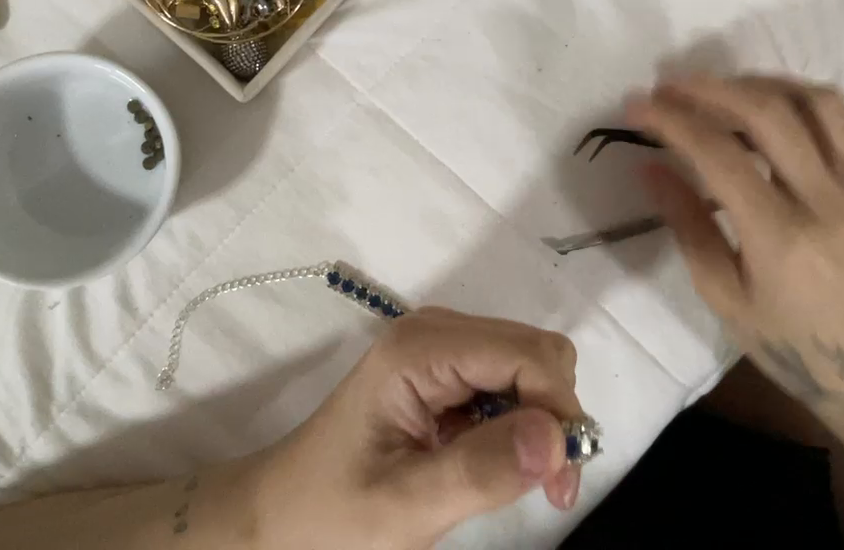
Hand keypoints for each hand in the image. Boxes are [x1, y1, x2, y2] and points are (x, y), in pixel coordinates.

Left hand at [246, 308, 584, 549]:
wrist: (283, 512)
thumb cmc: (334, 512)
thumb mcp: (406, 505)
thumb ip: (481, 470)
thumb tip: (556, 438)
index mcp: (421, 349)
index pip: (525, 354)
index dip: (558, 410)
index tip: (561, 482)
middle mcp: (437, 331)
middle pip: (534, 350)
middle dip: (555, 413)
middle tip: (549, 485)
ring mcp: (442, 347)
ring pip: (528, 363)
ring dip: (542, 419)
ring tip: (526, 478)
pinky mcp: (446, 370)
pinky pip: (508, 380)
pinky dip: (522, 419)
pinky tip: (499, 459)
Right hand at [627, 77, 843, 458]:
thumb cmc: (790, 345)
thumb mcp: (724, 297)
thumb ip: (687, 225)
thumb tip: (649, 165)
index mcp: (781, 237)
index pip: (719, 154)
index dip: (672, 120)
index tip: (637, 104)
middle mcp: (827, 201)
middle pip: (768, 112)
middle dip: (710, 89)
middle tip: (670, 85)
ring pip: (816, 102)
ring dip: (762, 84)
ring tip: (723, 91)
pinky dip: (809, 100)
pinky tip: (779, 107)